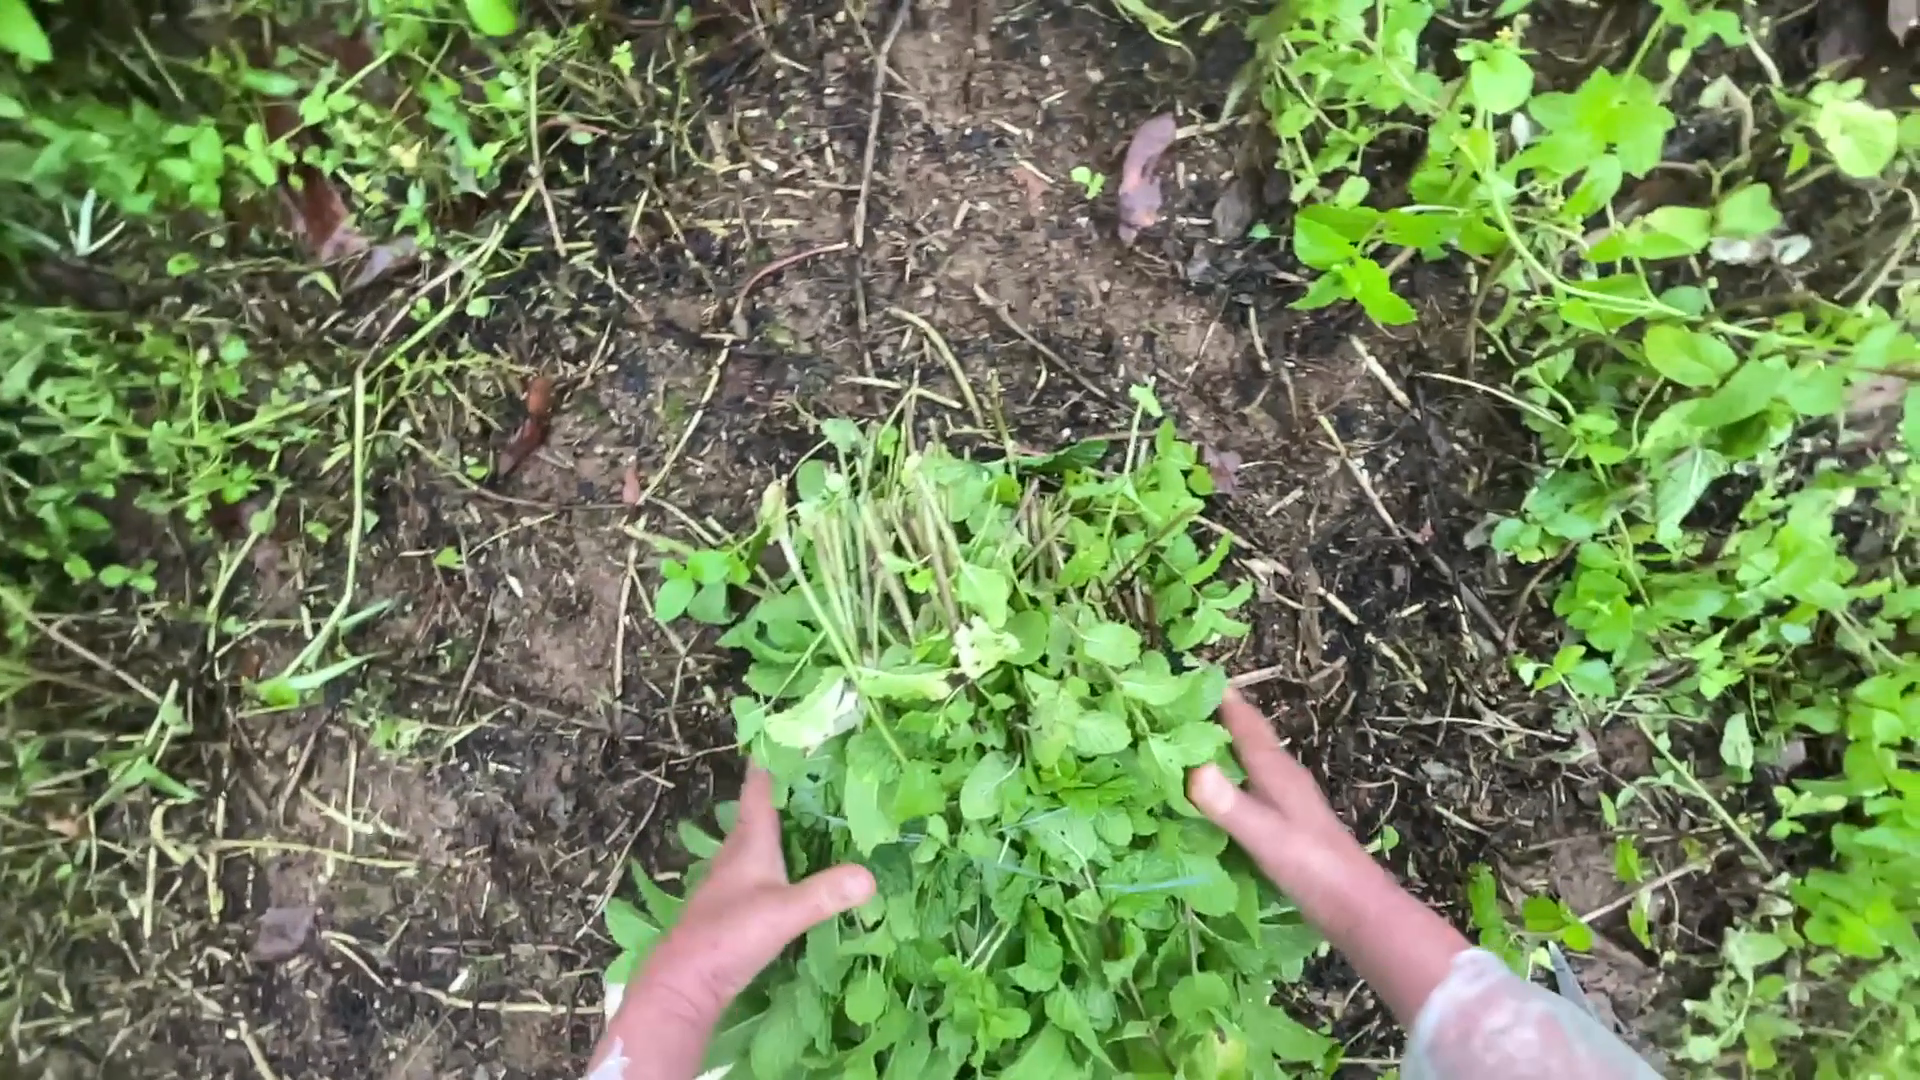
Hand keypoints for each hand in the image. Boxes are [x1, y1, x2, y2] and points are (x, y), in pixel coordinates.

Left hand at [591, 766, 874, 1079]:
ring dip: (781, 820)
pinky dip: (777, 852)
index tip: (787, 731)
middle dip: (785, 787)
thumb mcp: (785, 912)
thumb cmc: (728, 936)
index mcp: (749, 840)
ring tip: (812, 809)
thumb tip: (872, 876)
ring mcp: (732, 878)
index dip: (771, 758)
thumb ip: (826, 893)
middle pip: (760, 808)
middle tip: (817, 768)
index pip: (759, 786)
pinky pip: (758, 862)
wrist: (683, 985)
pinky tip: (793, 863)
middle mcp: (737, 851)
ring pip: (758, 836)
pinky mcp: (732, 902)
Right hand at [1186, 686, 1357, 896]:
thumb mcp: (1263, 834)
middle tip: (1170, 703)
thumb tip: (1192, 767)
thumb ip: (1228, 803)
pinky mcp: (1285, 819)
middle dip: (1212, 714)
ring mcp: (1285, 796)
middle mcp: (1281, 773)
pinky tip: (1209, 788)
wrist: (1359, 910)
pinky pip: (1247, 780)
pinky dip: (1225, 772)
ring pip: (1246, 756)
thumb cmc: (1312, 867)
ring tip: (1182, 738)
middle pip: (1244, 732)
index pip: (1242, 719)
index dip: (1217, 694)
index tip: (1183, 673)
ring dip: (1219, 742)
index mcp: (1274, 768)